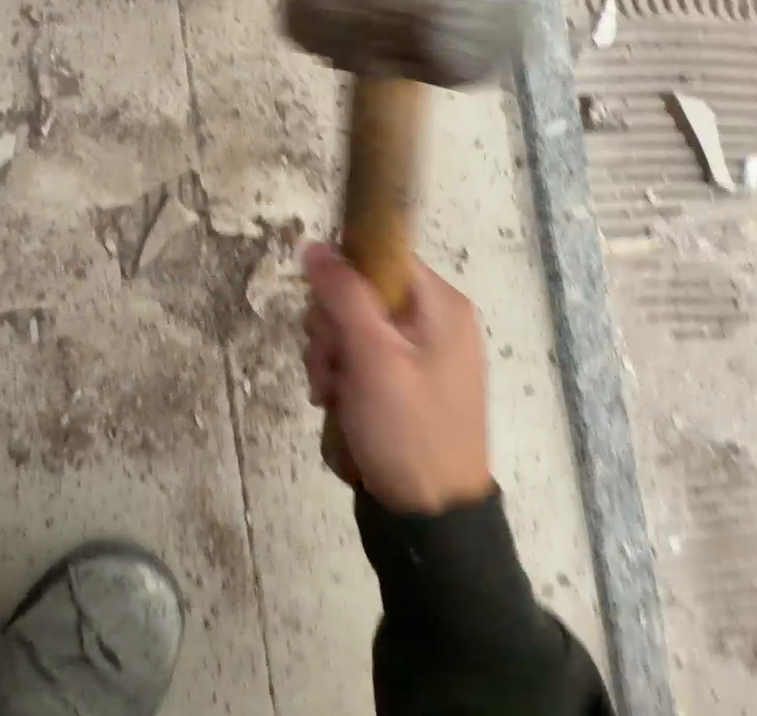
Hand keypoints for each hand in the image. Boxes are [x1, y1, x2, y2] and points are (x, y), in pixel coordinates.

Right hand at [301, 243, 492, 514]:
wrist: (429, 512)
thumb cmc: (406, 428)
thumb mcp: (371, 357)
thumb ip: (343, 296)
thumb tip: (314, 245)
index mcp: (442, 306)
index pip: (380, 256)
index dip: (342, 277)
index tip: (324, 313)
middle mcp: (435, 321)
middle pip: (359, 293)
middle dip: (331, 328)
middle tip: (332, 364)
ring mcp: (420, 353)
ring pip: (350, 326)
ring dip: (330, 357)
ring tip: (334, 393)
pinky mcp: (404, 380)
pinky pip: (358, 356)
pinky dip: (341, 376)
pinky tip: (339, 402)